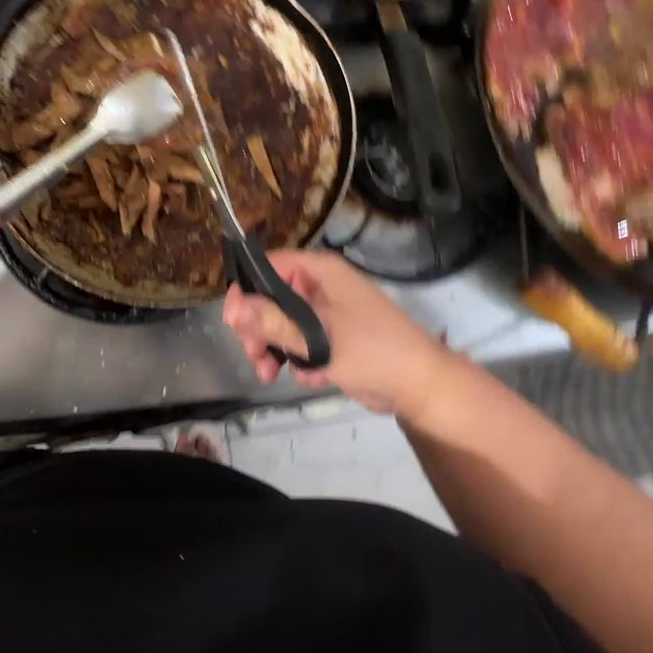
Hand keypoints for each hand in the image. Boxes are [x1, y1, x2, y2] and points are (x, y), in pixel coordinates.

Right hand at [222, 250, 460, 415]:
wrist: (419, 386)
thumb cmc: (372, 350)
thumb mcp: (318, 336)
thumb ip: (273, 322)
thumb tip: (233, 308)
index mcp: (320, 272)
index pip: (269, 266)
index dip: (246, 290)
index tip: (232, 321)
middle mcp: (321, 288)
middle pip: (271, 299)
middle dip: (258, 329)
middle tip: (253, 355)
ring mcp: (328, 316)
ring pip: (282, 326)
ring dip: (274, 350)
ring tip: (270, 374)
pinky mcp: (333, 342)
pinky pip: (302, 346)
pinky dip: (300, 363)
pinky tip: (313, 378)